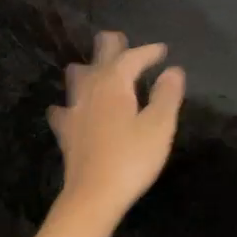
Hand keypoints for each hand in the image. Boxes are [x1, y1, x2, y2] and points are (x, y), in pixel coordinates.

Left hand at [48, 31, 185, 220]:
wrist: (93, 195)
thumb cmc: (131, 160)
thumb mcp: (159, 127)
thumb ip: (167, 95)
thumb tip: (173, 71)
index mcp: (114, 83)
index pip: (132, 57)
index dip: (149, 52)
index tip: (162, 51)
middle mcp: (90, 89)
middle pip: (99, 57)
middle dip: (112, 46)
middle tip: (121, 42)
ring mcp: (74, 110)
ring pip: (77, 77)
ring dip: (88, 69)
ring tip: (97, 71)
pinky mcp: (66, 133)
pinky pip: (64, 109)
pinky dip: (70, 104)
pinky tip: (71, 110)